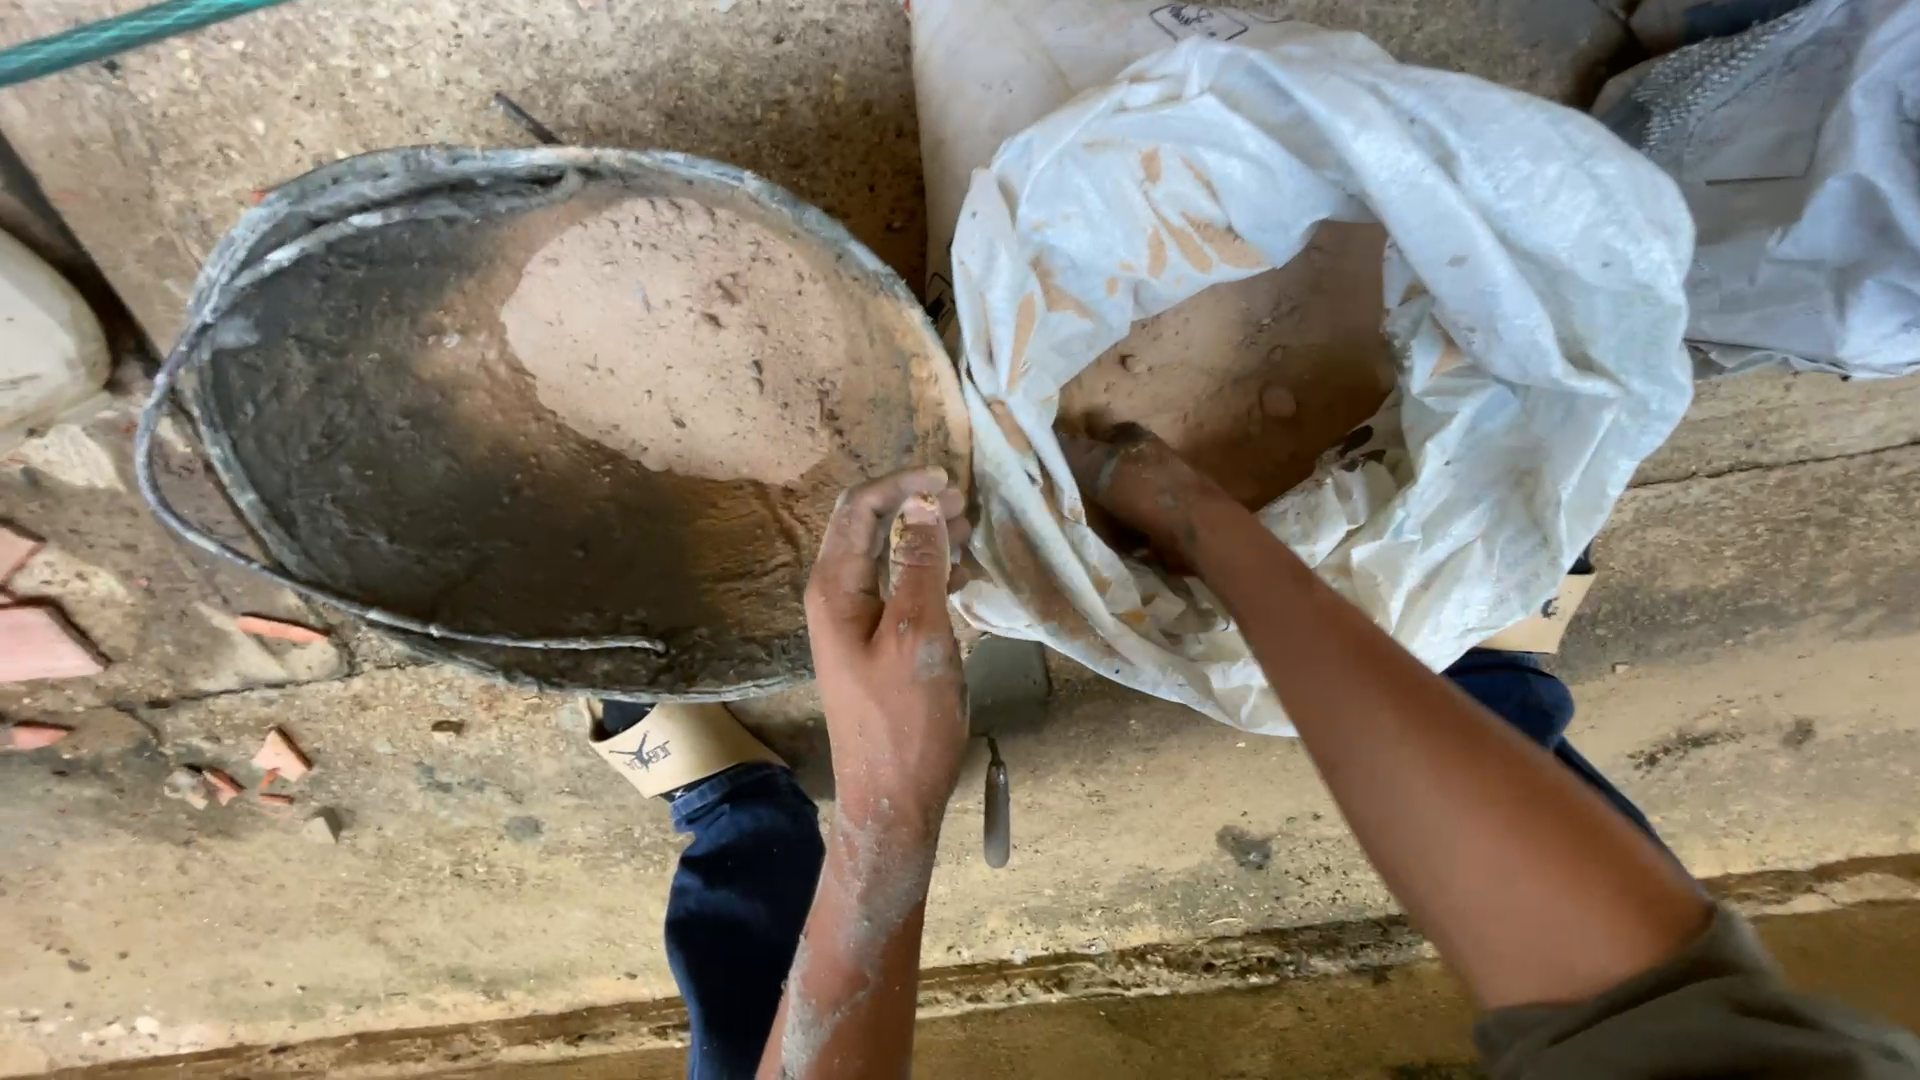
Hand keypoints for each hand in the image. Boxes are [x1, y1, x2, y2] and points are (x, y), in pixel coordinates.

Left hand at [805, 467, 971, 835]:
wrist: (892, 796)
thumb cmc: (906, 720)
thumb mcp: (918, 634)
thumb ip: (919, 565)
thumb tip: (924, 507)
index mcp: (835, 588)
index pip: (859, 508)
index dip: (902, 484)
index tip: (949, 480)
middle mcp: (837, 596)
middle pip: (870, 527)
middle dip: (916, 507)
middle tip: (967, 507)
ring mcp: (855, 620)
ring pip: (887, 556)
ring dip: (925, 537)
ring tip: (970, 532)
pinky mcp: (875, 642)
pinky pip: (899, 587)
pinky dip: (928, 571)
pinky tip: (959, 574)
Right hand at [1059, 423, 1234, 572]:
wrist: (1193, 529)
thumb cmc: (1143, 490)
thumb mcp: (1099, 466)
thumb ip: (1073, 452)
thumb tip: (1046, 434)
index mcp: (1135, 437)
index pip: (1101, 435)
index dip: (1082, 448)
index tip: (1063, 469)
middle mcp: (1150, 457)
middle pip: (1111, 468)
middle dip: (1093, 484)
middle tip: (1071, 501)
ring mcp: (1162, 488)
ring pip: (1122, 496)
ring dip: (1108, 511)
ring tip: (1089, 526)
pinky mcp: (1169, 516)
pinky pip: (1136, 521)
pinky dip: (1125, 532)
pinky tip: (1114, 542)